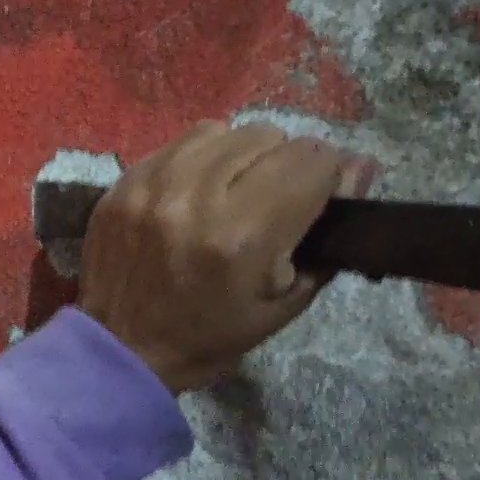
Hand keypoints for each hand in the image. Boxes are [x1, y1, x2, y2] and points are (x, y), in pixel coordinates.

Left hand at [79, 121, 371, 392]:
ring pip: (220, 132)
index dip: (327, 174)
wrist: (120, 347)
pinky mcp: (121, 185)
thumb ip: (324, 233)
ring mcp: (150, 187)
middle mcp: (194, 198)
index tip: (319, 195)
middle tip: (272, 198)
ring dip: (237, 155)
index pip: (311, 159)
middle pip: (266, 136)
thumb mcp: (285, 302)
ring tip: (232, 190)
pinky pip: (175, 146)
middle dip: (283, 163)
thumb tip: (358, 169)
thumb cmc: (209, 335)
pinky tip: (194, 191)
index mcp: (241, 234)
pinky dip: (196, 160)